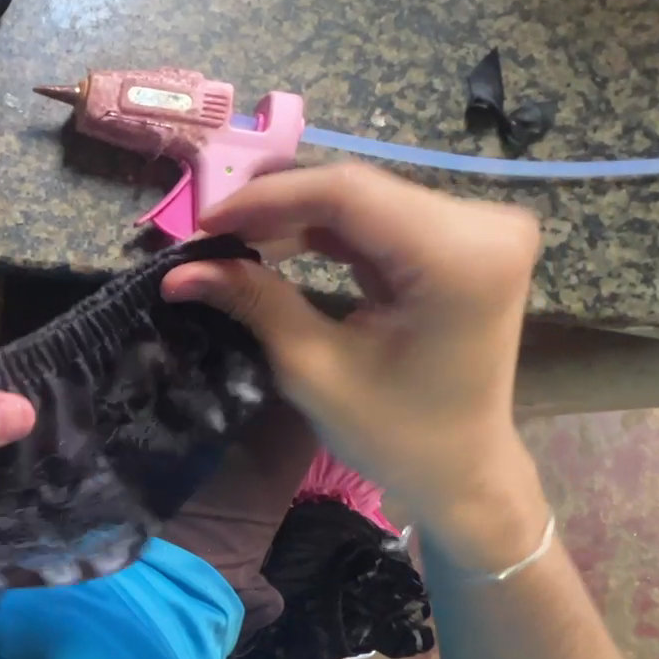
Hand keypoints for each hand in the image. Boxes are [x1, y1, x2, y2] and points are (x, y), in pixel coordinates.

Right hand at [160, 163, 547, 568]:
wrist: (458, 467)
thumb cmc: (391, 431)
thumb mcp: (311, 367)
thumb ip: (252, 303)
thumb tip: (178, 274)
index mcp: (458, 257)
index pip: (348, 194)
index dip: (266, 200)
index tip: (201, 225)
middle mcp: (480, 225)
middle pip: (355, 191)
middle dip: (272, 209)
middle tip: (205, 239)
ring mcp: (474, 229)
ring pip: (359, 201)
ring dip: (289, 219)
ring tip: (227, 245)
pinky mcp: (458, 242)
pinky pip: (374, 220)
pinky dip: (318, 233)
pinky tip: (271, 247)